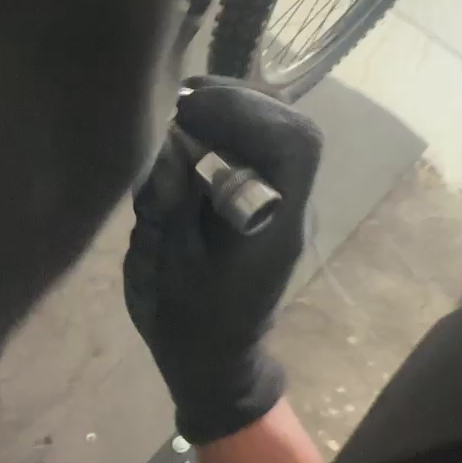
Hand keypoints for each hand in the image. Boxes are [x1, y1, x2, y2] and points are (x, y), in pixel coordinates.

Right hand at [125, 78, 321, 443]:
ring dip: (229, 111)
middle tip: (178, 102)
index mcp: (275, 228)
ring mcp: (282, 203)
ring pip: (277, 131)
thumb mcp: (167, 272)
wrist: (216, 361)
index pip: (294, 146)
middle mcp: (290, 207)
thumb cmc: (189, 325)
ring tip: (179, 112)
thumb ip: (170, 208)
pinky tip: (187, 132)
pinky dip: (224, 128)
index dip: (244, 112)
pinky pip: (258, 148)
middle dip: (236, 102)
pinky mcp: (263, 201)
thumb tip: (167, 147)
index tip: (185, 111)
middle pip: (293, 128)